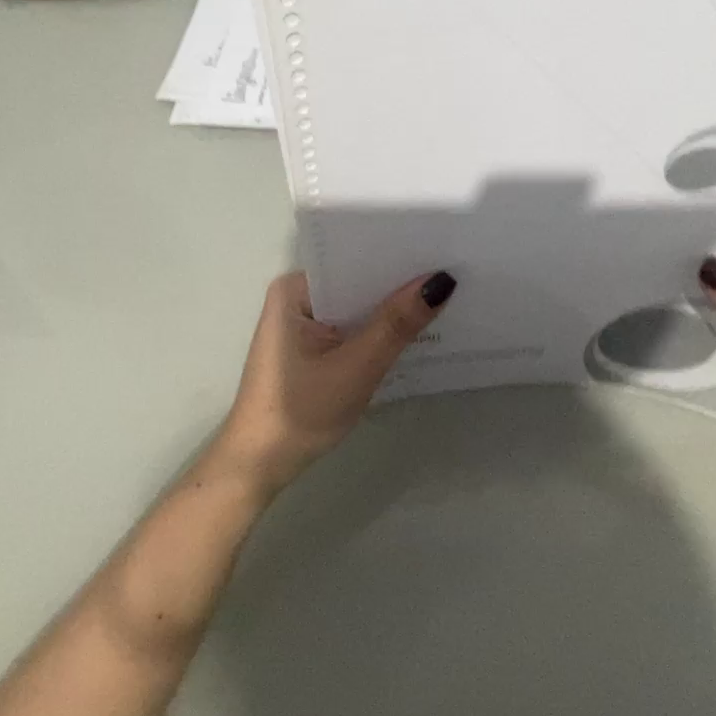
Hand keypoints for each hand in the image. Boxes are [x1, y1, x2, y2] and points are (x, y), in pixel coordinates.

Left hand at [219, 269, 455, 489]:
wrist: (259, 466)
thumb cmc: (299, 412)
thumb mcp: (355, 368)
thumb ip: (396, 324)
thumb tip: (441, 281)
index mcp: (295, 289)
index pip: (353, 259)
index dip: (396, 256)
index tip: (442, 249)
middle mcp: (297, 298)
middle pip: (357, 283)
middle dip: (400, 283)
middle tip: (456, 272)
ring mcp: (303, 325)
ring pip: (357, 309)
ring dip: (392, 310)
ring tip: (448, 296)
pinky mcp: (312, 349)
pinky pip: (352, 329)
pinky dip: (378, 333)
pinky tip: (417, 332)